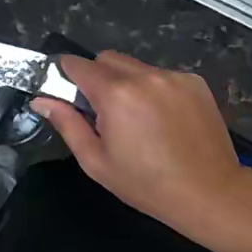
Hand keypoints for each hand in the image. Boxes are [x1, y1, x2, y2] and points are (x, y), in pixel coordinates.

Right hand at [31, 52, 251, 241]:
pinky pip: (163, 75)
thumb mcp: (96, 161)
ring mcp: (173, 76)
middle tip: (102, 111)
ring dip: (127, 83)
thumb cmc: (146, 184)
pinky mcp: (195, 82)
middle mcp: (144, 75)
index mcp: (115, 94)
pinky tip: (164, 120)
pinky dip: (155, 89)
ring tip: (138, 119)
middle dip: (97, 77)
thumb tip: (42, 99)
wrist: (209, 192)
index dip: (67, 74)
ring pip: (136, 66)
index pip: (79, 65)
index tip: (66, 90)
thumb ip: (67, 124)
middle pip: (107, 59)